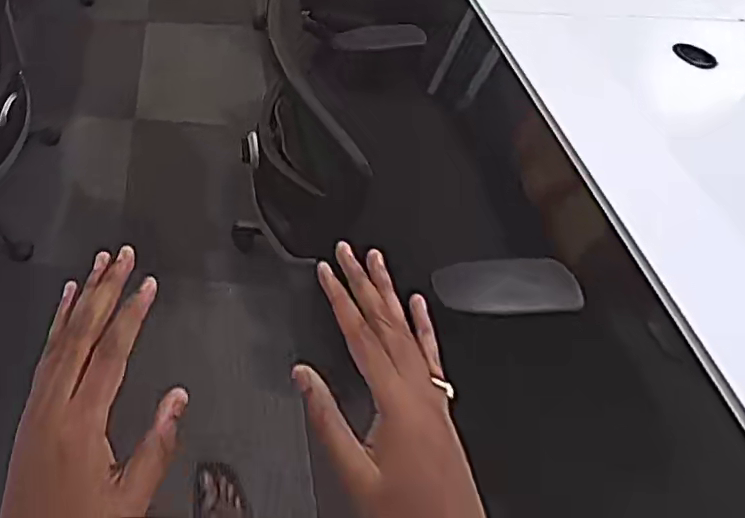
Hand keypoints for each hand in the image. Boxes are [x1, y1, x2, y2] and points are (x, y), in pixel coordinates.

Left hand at [1, 246, 185, 517]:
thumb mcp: (129, 502)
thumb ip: (157, 447)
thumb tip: (178, 399)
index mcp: (81, 422)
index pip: (111, 350)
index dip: (132, 312)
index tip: (147, 284)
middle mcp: (54, 405)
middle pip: (84, 331)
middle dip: (106, 287)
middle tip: (124, 256)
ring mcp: (37, 405)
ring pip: (62, 335)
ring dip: (83, 295)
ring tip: (99, 264)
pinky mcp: (29, 410)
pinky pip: (45, 352)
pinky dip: (58, 320)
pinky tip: (66, 301)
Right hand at [294, 242, 486, 517]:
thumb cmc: (407, 512)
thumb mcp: (356, 474)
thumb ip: (327, 420)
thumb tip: (303, 375)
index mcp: (395, 399)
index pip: (361, 333)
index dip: (340, 297)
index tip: (326, 271)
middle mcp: (417, 388)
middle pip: (385, 320)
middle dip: (362, 280)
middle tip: (347, 251)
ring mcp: (433, 394)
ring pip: (407, 328)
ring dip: (390, 291)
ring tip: (377, 261)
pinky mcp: (441, 405)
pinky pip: (432, 352)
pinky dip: (423, 324)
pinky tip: (418, 304)